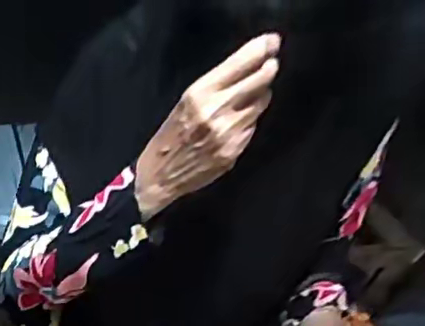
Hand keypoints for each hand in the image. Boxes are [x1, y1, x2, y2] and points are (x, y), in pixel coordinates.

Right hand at [134, 34, 279, 219]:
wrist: (154, 181)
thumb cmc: (167, 139)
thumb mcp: (184, 103)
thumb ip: (218, 82)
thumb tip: (258, 57)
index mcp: (200, 94)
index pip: (249, 58)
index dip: (265, 48)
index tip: (270, 46)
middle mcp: (216, 110)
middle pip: (265, 75)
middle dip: (266, 72)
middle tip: (262, 73)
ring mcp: (227, 132)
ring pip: (263, 100)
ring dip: (254, 101)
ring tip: (234, 110)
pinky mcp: (233, 150)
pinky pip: (253, 126)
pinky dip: (245, 125)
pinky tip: (227, 133)